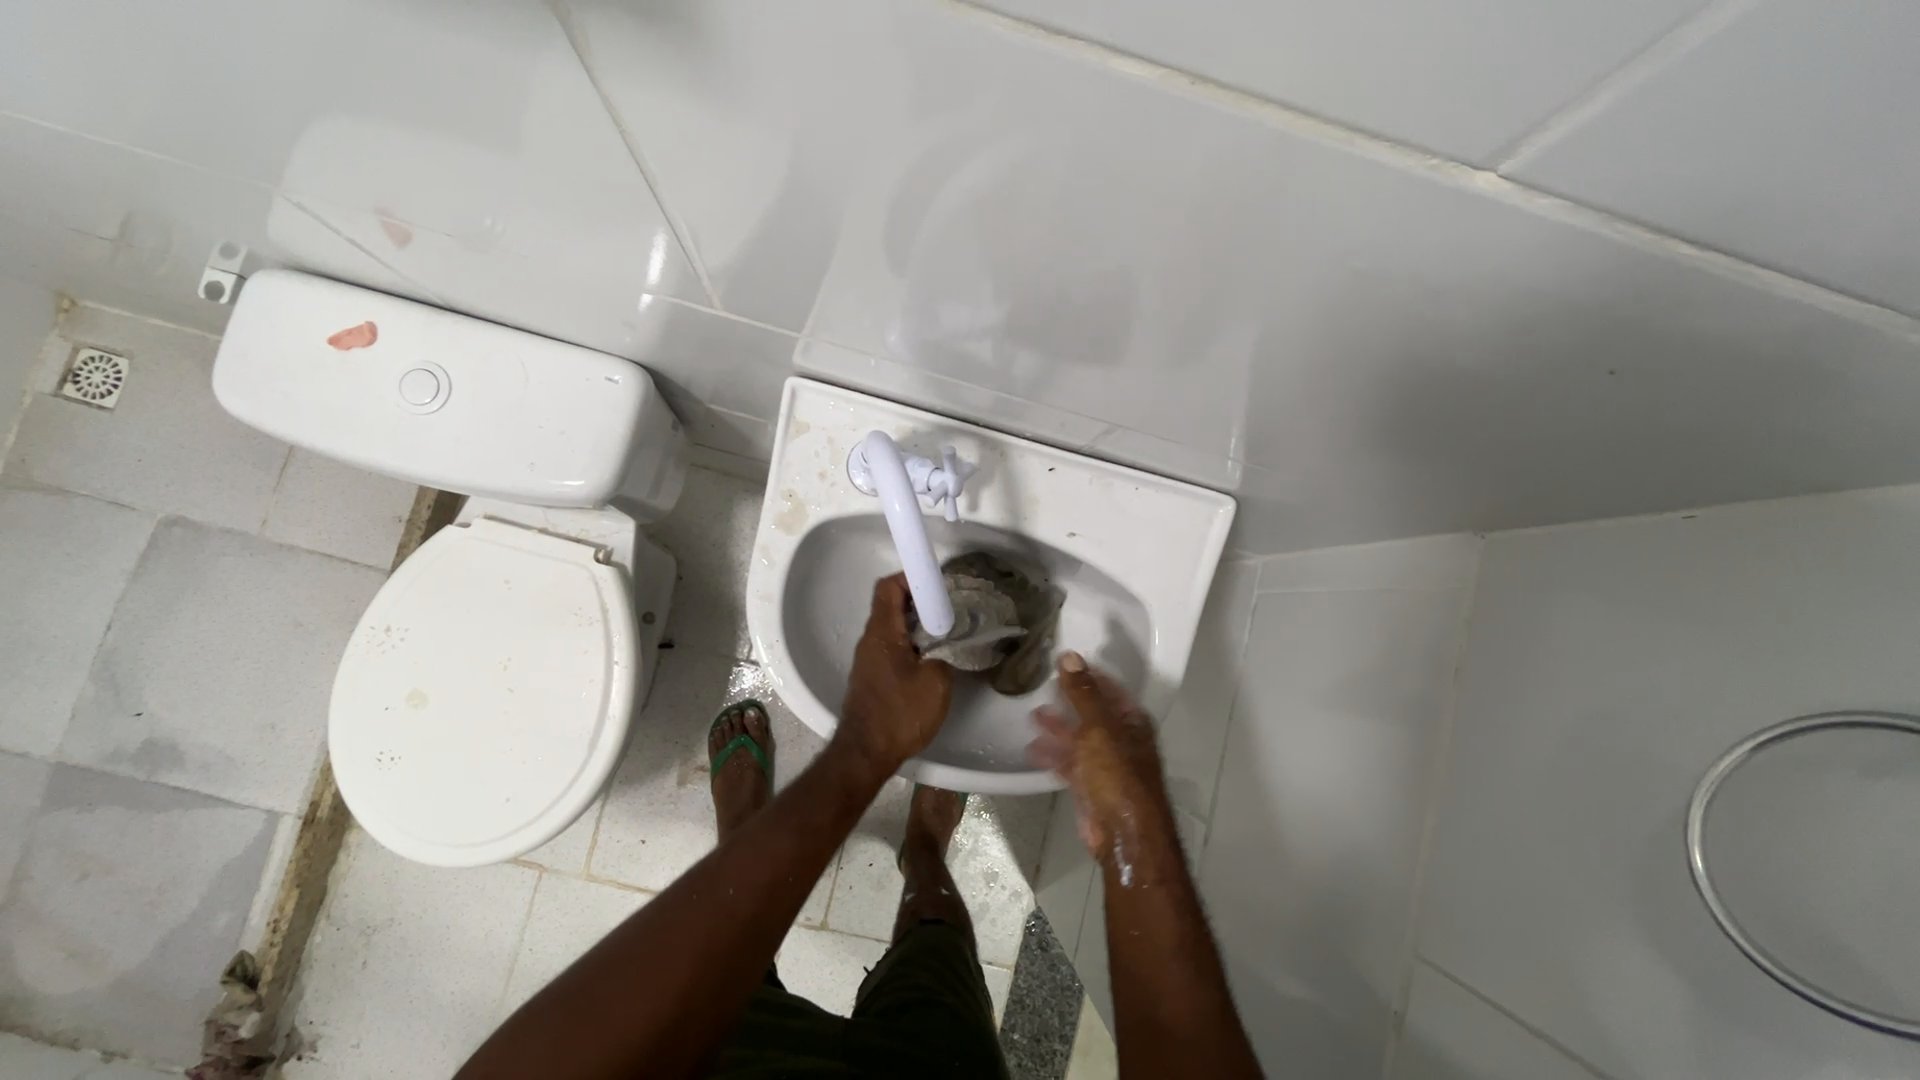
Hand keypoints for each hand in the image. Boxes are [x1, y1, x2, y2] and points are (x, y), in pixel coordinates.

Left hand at [837, 574, 953, 774]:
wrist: (866, 754)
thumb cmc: (900, 713)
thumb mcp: (936, 681)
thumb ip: (945, 654)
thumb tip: (946, 646)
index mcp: (882, 632)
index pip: (889, 587)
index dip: (912, 578)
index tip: (938, 585)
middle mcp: (870, 640)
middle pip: (892, 607)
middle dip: (922, 603)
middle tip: (952, 611)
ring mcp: (869, 660)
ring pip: (894, 630)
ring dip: (919, 628)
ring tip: (948, 636)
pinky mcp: (873, 679)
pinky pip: (893, 650)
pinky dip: (912, 647)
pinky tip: (933, 662)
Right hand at [1028, 653, 1178, 883]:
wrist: (1124, 833)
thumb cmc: (1117, 775)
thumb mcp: (1098, 728)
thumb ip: (1082, 693)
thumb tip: (1069, 655)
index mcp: (1130, 720)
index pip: (1108, 687)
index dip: (1086, 673)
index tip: (1060, 660)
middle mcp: (1120, 738)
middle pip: (1091, 712)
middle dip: (1067, 700)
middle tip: (1041, 686)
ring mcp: (1105, 763)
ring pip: (1078, 738)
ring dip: (1057, 727)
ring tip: (1032, 715)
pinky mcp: (1090, 786)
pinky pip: (1069, 763)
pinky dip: (1053, 755)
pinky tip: (1032, 749)